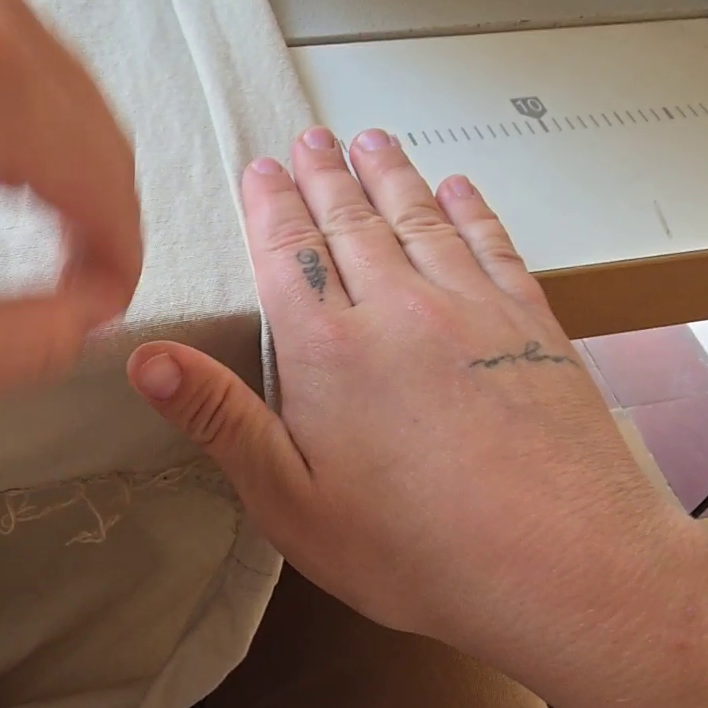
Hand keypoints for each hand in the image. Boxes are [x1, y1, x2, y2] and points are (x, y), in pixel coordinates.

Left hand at [0, 0, 140, 397]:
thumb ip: (24, 347)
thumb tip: (95, 312)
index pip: (105, 175)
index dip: (118, 259)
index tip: (94, 312)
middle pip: (92, 125)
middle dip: (96, 218)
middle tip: (69, 290)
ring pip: (58, 96)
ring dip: (60, 179)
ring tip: (28, 246)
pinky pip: (8, 66)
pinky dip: (19, 135)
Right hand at [127, 127, 707, 675]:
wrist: (559, 568)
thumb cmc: (410, 550)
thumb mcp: (289, 502)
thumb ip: (221, 421)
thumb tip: (148, 360)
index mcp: (329, 353)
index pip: (288, 255)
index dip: (271, 208)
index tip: (261, 170)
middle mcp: (399, 312)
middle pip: (352, 223)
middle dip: (324, 177)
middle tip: (310, 139)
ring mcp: (473, 312)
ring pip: (421, 219)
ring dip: (391, 176)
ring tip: (370, 141)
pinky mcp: (532, 329)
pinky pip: (492, 245)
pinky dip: (471, 209)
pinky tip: (459, 188)